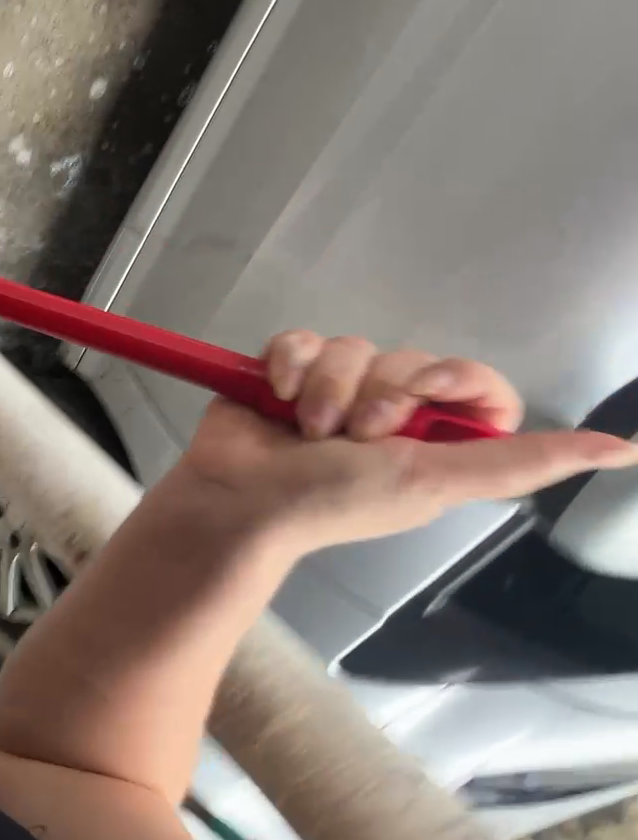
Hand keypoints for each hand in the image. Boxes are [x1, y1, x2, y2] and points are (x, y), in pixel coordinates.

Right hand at [155, 331, 637, 550]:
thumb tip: (623, 449)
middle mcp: (385, 408)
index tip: (419, 393)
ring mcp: (329, 390)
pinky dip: (283, 362)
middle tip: (350, 434)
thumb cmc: (332, 499)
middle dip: (371, 394)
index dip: (450, 378)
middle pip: (403, 359)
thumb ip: (515, 463)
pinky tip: (272, 393)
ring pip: (346, 348)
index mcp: (432, 437)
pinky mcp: (279, 375)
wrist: (240, 497)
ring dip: (322, 387)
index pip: (473, 382)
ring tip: (302, 424)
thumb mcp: (431, 483)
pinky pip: (295, 340)